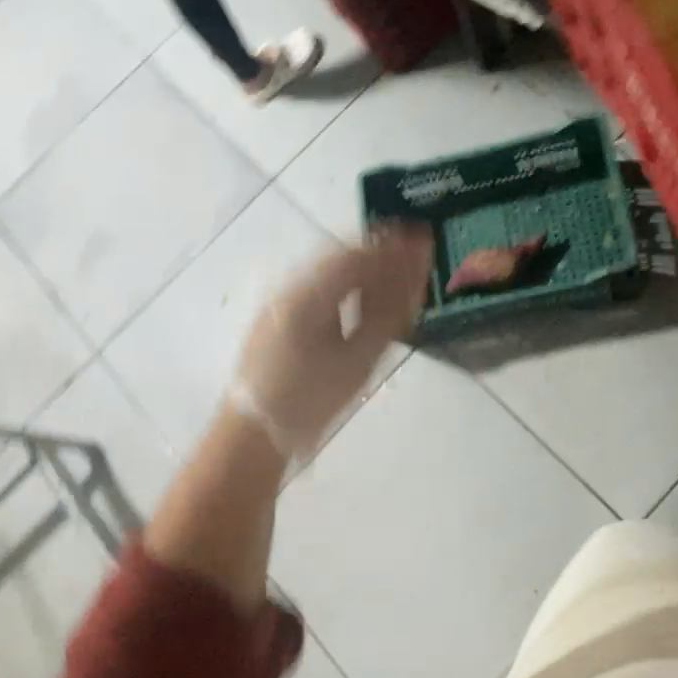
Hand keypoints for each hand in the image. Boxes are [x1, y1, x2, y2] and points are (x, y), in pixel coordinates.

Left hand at [228, 227, 433, 462]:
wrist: (253, 434)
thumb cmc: (308, 401)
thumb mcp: (357, 361)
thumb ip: (388, 315)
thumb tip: (414, 279)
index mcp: (307, 294)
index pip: (357, 256)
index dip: (394, 247)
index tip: (425, 243)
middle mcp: (290, 288)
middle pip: (343, 259)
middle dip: (382, 258)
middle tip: (417, 263)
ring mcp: (279, 303)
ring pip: (330, 274)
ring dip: (366, 274)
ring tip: (398, 285)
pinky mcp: (277, 319)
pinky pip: (318, 291)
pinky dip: (347, 291)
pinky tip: (365, 306)